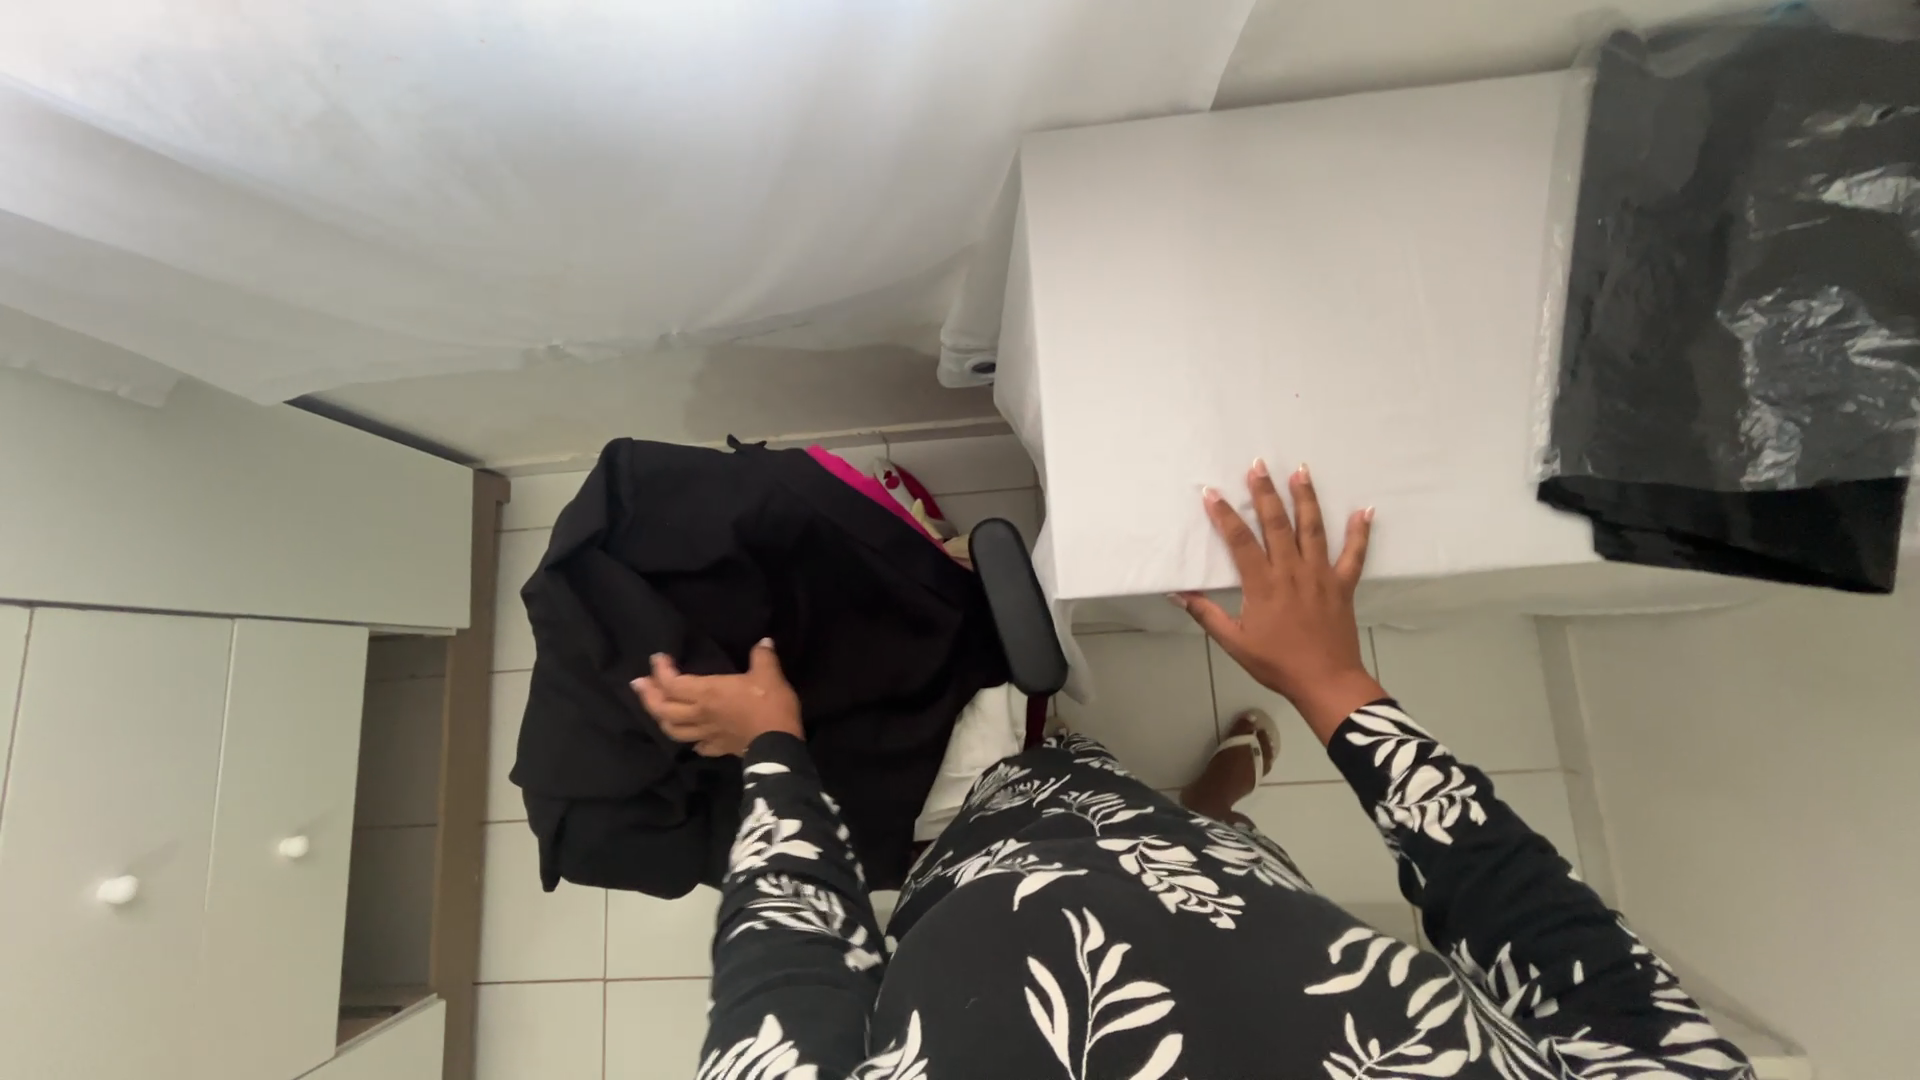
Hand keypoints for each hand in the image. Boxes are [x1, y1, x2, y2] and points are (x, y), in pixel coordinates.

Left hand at [630, 639, 802, 756]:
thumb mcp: (769, 674)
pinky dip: (690, 739)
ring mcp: (706, 734)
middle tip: (640, 683)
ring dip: (660, 717)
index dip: (661, 670)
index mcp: (707, 693)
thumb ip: (762, 656)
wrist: (778, 743)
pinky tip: (692, 735)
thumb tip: (764, 641)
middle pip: (662, 708)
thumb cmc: (770, 704)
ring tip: (657, 709)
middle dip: (648, 695)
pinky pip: (696, 745)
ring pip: (672, 729)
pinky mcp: (717, 749)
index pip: (672, 683)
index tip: (658, 658)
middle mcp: (699, 714)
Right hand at [1174, 461, 1384, 743]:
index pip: (1240, 541)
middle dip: (1265, 492)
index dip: (1225, 516)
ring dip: (1306, 498)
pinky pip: (1354, 554)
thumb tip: (1178, 593)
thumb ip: (1206, 613)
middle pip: (1278, 524)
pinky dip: (1360, 532)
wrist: (1326, 682)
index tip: (1211, 494)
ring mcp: (1321, 575)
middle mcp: (1292, 571)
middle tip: (1258, 465)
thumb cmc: (1276, 663)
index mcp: (1263, 584)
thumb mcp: (1233, 641)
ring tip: (1300, 471)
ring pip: (1313, 529)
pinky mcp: (1343, 585)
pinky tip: (1364, 511)